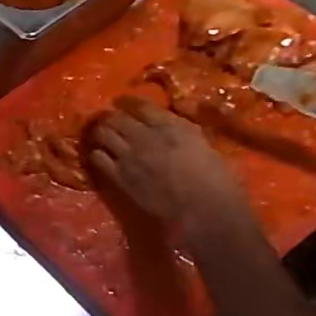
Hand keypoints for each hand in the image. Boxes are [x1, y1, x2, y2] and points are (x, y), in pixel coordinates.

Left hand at [89, 97, 252, 234]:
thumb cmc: (219, 184)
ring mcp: (129, 156)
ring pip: (102, 134)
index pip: (142, 106)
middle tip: (108, 122)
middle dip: (109, 118)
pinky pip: (97, 158)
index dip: (128, 102)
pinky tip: (100, 158)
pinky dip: (96, 155)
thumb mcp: (207, 148)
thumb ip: (185, 136)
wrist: (204, 213)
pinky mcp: (118, 176)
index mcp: (173, 127)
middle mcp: (146, 136)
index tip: (121, 102)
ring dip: (100, 134)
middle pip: (115, 118)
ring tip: (100, 137)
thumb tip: (171, 130)